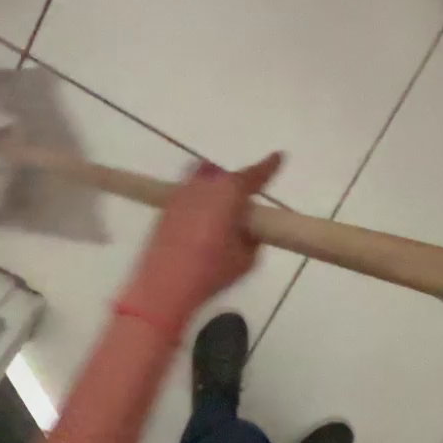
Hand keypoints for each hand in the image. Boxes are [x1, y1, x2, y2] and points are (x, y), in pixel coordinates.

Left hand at [118, 154, 283, 329]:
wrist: (164, 285)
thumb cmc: (211, 271)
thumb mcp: (245, 259)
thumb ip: (252, 239)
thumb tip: (249, 231)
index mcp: (229, 193)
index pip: (254, 175)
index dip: (269, 166)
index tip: (279, 157)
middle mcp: (204, 186)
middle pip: (223, 175)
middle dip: (235, 183)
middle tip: (242, 202)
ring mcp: (180, 196)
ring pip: (201, 182)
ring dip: (214, 191)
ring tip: (219, 215)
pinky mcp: (164, 211)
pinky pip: (187, 198)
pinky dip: (198, 205)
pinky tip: (200, 227)